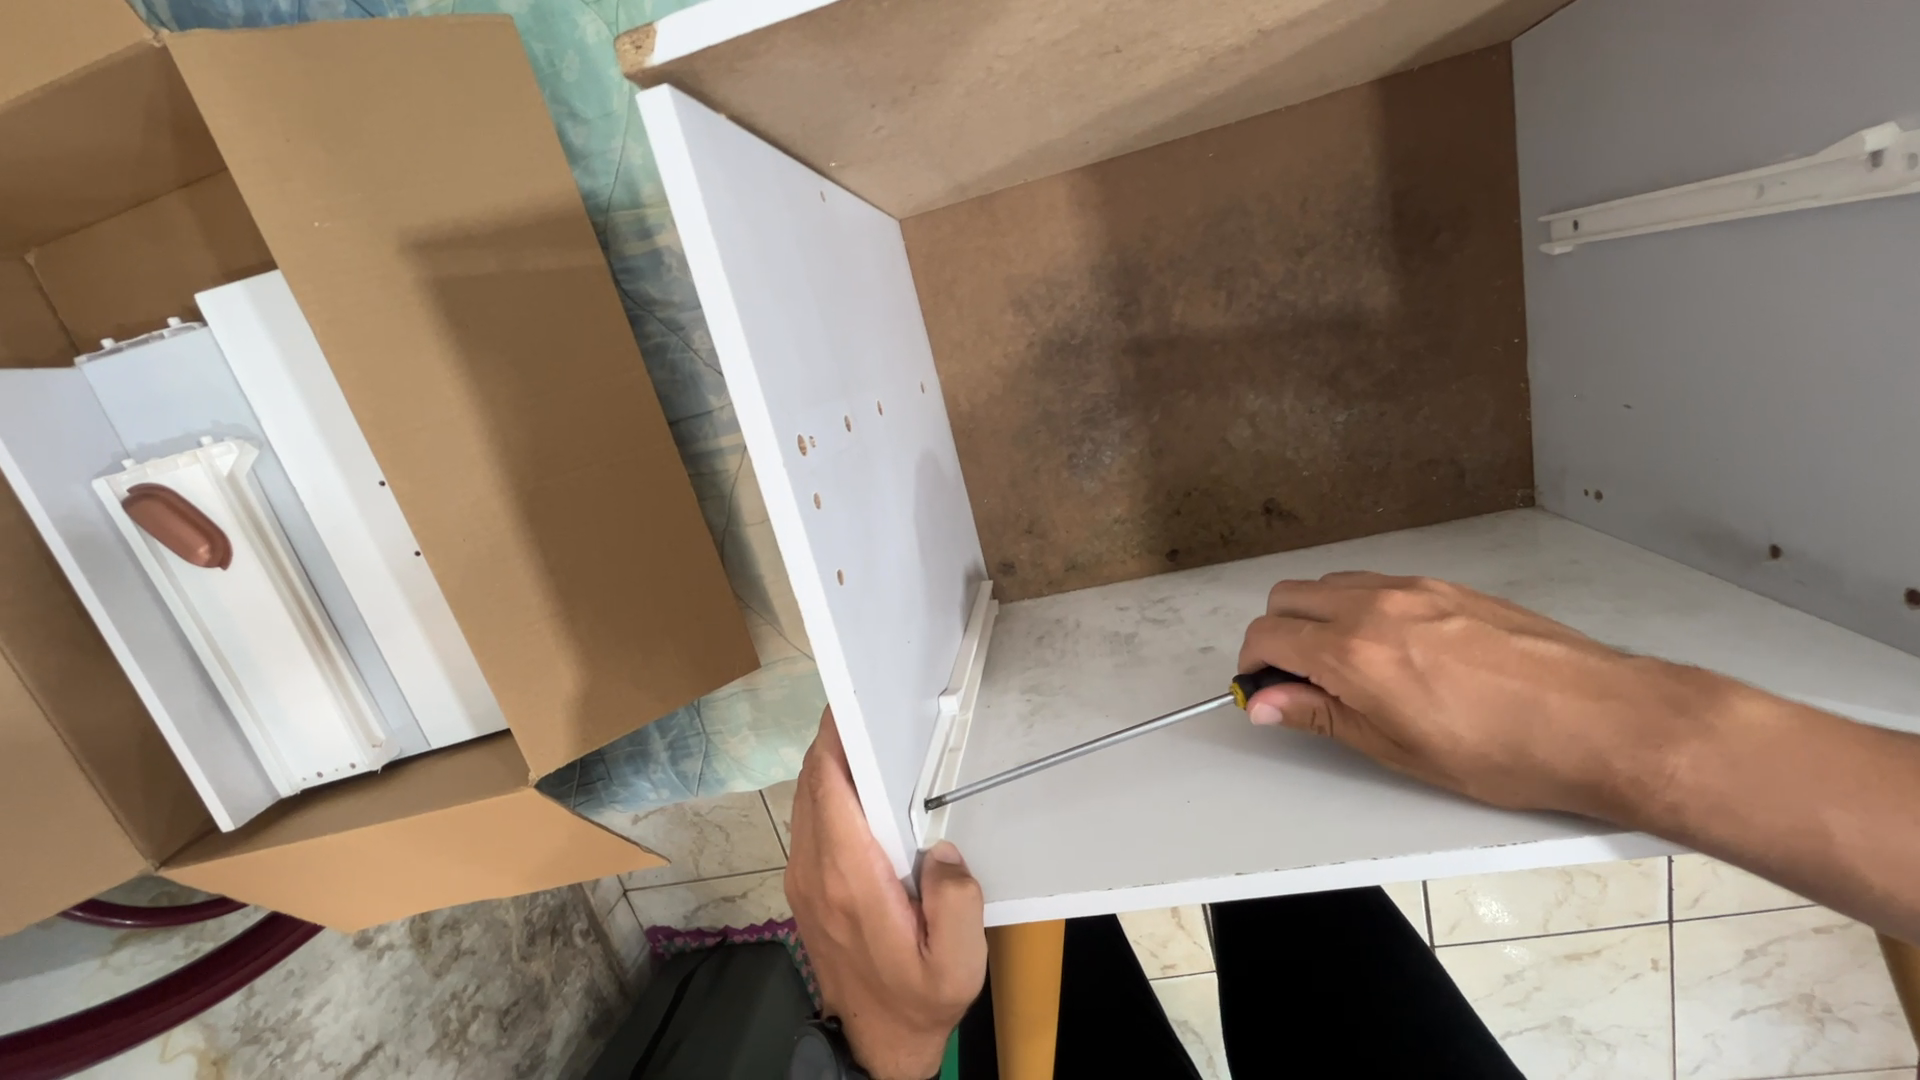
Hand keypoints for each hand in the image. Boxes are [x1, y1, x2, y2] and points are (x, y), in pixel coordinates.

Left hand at [785, 708, 986, 1079]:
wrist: (877, 1042)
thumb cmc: (919, 997)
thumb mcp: (957, 962)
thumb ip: (956, 900)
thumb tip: (941, 848)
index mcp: (850, 878)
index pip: (830, 787)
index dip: (835, 740)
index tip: (850, 703)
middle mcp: (816, 871)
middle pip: (813, 783)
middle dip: (833, 740)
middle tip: (867, 709)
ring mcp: (803, 878)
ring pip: (804, 798)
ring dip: (826, 763)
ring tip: (863, 738)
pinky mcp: (804, 886)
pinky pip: (807, 819)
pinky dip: (823, 789)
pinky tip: (853, 784)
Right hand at [1237, 572, 1730, 818]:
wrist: (1606, 722)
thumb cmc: (1504, 751)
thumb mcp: (1396, 748)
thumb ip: (1318, 714)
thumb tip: (1263, 702)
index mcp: (1353, 651)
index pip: (1266, 635)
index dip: (1251, 664)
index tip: (1262, 689)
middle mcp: (1373, 606)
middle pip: (1286, 596)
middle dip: (1275, 633)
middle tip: (1297, 676)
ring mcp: (1412, 589)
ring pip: (1327, 583)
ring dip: (1314, 614)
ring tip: (1344, 661)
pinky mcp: (1445, 585)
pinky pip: (1373, 581)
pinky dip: (1356, 605)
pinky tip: (1391, 645)